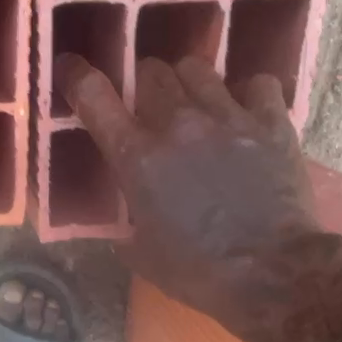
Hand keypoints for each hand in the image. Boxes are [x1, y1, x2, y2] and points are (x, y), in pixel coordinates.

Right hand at [58, 54, 341, 341]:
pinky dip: (246, 93)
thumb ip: (125, 217)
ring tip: (196, 104)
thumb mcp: (140, 251)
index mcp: (136, 158)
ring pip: (197, 68)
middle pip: (151, 71)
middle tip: (150, 107)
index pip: (95, 97)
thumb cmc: (195, 271)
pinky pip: (255, 82)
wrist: (269, 273)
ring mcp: (228, 116)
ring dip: (188, 83)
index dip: (77, 76)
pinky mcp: (271, 121)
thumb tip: (127, 207)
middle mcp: (177, 124)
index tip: (70, 67)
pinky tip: (245, 112)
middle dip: (144, 86)